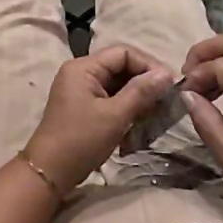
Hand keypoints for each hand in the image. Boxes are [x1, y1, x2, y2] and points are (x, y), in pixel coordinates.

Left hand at [23, 46, 175, 192]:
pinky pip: (111, 99)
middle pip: (121, 67)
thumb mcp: (115, 115)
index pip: (123, 53)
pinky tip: (142, 122)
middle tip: (167, 101)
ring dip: (139, 97)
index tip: (171, 84)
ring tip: (157, 113)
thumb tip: (166, 74)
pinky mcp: (85, 107)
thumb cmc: (81, 140)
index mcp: (83, 68)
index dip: (149, 65)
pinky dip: (127, 108)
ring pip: (118, 85)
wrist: (51, 170)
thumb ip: (141, 92)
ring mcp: (82, 91)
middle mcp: (80, 73)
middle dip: (145, 82)